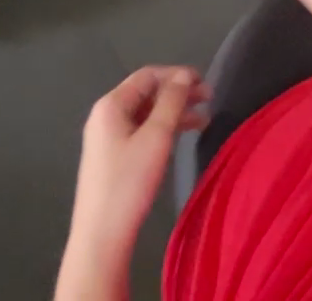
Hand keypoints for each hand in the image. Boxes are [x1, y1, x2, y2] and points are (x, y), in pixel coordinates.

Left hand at [65, 66, 210, 264]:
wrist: (101, 236)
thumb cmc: (129, 181)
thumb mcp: (156, 137)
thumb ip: (172, 101)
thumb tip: (184, 75)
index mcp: (111, 105)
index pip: (148, 75)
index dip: (177, 75)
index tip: (205, 84)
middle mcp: (106, 115)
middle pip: (147, 92)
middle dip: (179, 93)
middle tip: (210, 100)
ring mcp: (108, 137)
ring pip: (146, 113)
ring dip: (174, 112)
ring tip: (203, 120)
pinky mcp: (113, 157)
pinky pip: (141, 131)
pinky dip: (163, 129)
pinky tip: (181, 136)